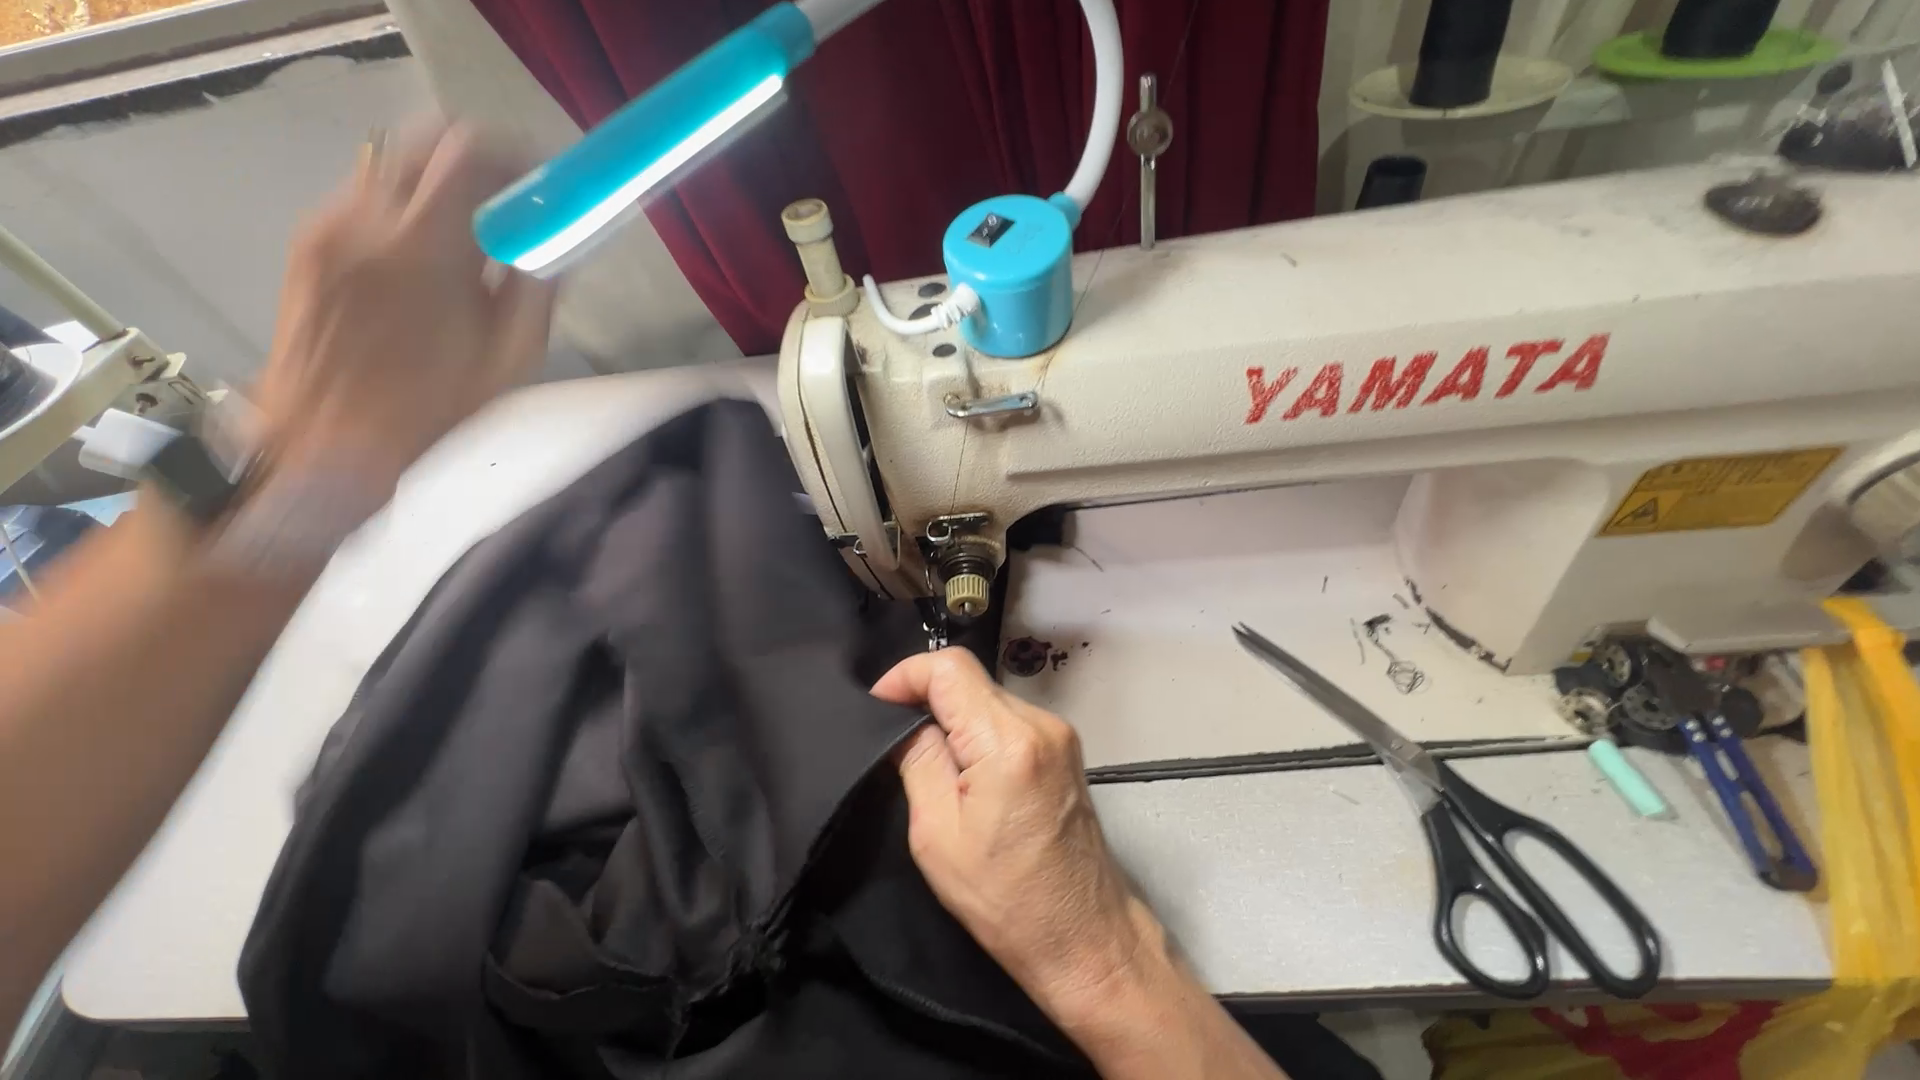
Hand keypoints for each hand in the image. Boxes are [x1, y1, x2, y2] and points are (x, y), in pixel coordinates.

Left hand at [254, 120, 555, 496]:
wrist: (329, 445)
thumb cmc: (434, 411)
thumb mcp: (512, 357)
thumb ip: (535, 286)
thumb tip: (551, 242)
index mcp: (426, 244)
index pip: (468, 152)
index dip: (513, 157)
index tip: (541, 184)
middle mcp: (367, 218)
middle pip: (423, 140)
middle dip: (473, 160)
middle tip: (509, 200)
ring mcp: (327, 227)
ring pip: (389, 164)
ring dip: (435, 183)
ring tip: (468, 233)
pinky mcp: (307, 246)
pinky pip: (362, 197)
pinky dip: (401, 207)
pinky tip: (422, 257)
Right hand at [870, 648, 1155, 1021]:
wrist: (1083, 936)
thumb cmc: (1005, 898)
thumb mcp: (937, 833)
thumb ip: (917, 759)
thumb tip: (904, 719)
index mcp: (1008, 742)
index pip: (950, 667)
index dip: (905, 675)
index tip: (877, 704)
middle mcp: (1042, 724)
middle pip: (971, 680)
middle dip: (927, 700)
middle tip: (897, 741)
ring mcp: (1060, 734)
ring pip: (989, 697)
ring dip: (954, 718)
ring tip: (932, 764)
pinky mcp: (1066, 749)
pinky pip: (1009, 719)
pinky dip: (980, 732)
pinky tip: (967, 772)